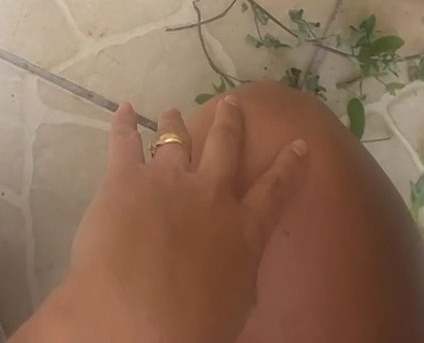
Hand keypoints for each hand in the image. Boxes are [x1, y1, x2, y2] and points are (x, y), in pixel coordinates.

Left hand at [34, 99, 309, 342]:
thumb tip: (237, 261)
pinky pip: (126, 141)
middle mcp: (210, 193)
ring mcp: (168, 179)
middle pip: (225, 144)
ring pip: (175, 136)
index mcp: (242, 229)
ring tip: (173, 111)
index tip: (299, 143)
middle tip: (233, 103)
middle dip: (231, 121)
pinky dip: (124, 123)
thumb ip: (239, 269)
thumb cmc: (194, 327)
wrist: (137, 317)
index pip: (275, 190)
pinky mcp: (127, 177)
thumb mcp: (236, 301)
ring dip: (175, 121)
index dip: (289, 165)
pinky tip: (125, 109)